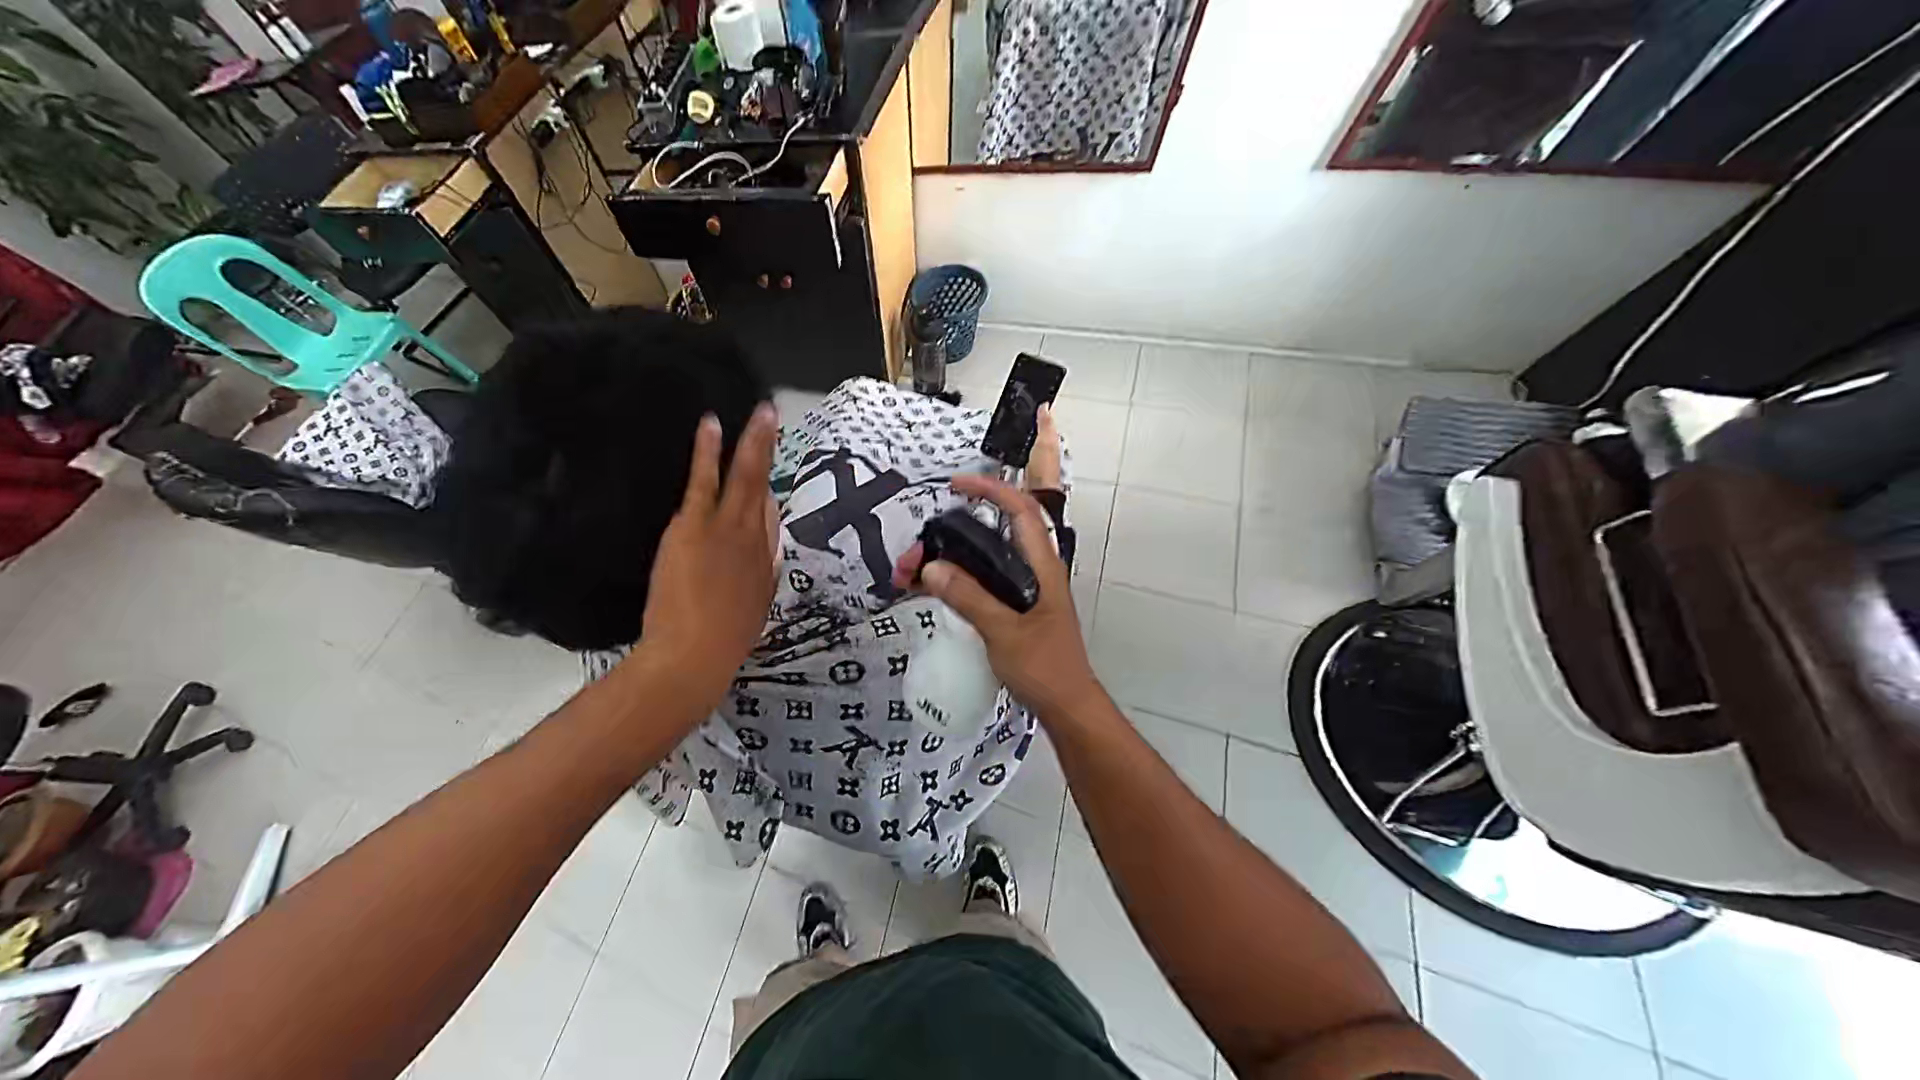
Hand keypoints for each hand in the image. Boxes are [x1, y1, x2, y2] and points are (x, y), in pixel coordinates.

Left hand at [637, 403, 779, 697]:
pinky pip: (705, 481)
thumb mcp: (755, 607)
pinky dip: (709, 452)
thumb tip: (766, 548)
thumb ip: (761, 574)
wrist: (694, 654)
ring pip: (743, 477)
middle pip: (765, 486)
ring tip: (759, 412)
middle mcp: (754, 538)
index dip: (768, 494)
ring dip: (752, 441)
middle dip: (769, 448)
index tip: (763, 477)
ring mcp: (725, 528)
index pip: (771, 518)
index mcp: (766, 561)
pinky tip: (710, 426)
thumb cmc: (724, 640)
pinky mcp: (695, 526)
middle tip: (773, 414)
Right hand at [895, 474, 1100, 718]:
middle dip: (949, 535)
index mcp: (1042, 567)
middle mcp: (1032, 571)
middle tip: (914, 553)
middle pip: (991, 535)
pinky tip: (924, 591)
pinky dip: (951, 583)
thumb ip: (970, 599)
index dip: (991, 490)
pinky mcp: (1011, 610)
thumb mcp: (1005, 633)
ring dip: (944, 561)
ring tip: (908, 575)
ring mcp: (1021, 591)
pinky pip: (977, 585)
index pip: (1021, 511)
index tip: (956, 486)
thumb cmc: (1045, 669)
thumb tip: (933, 568)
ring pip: (979, 561)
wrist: (1066, 707)